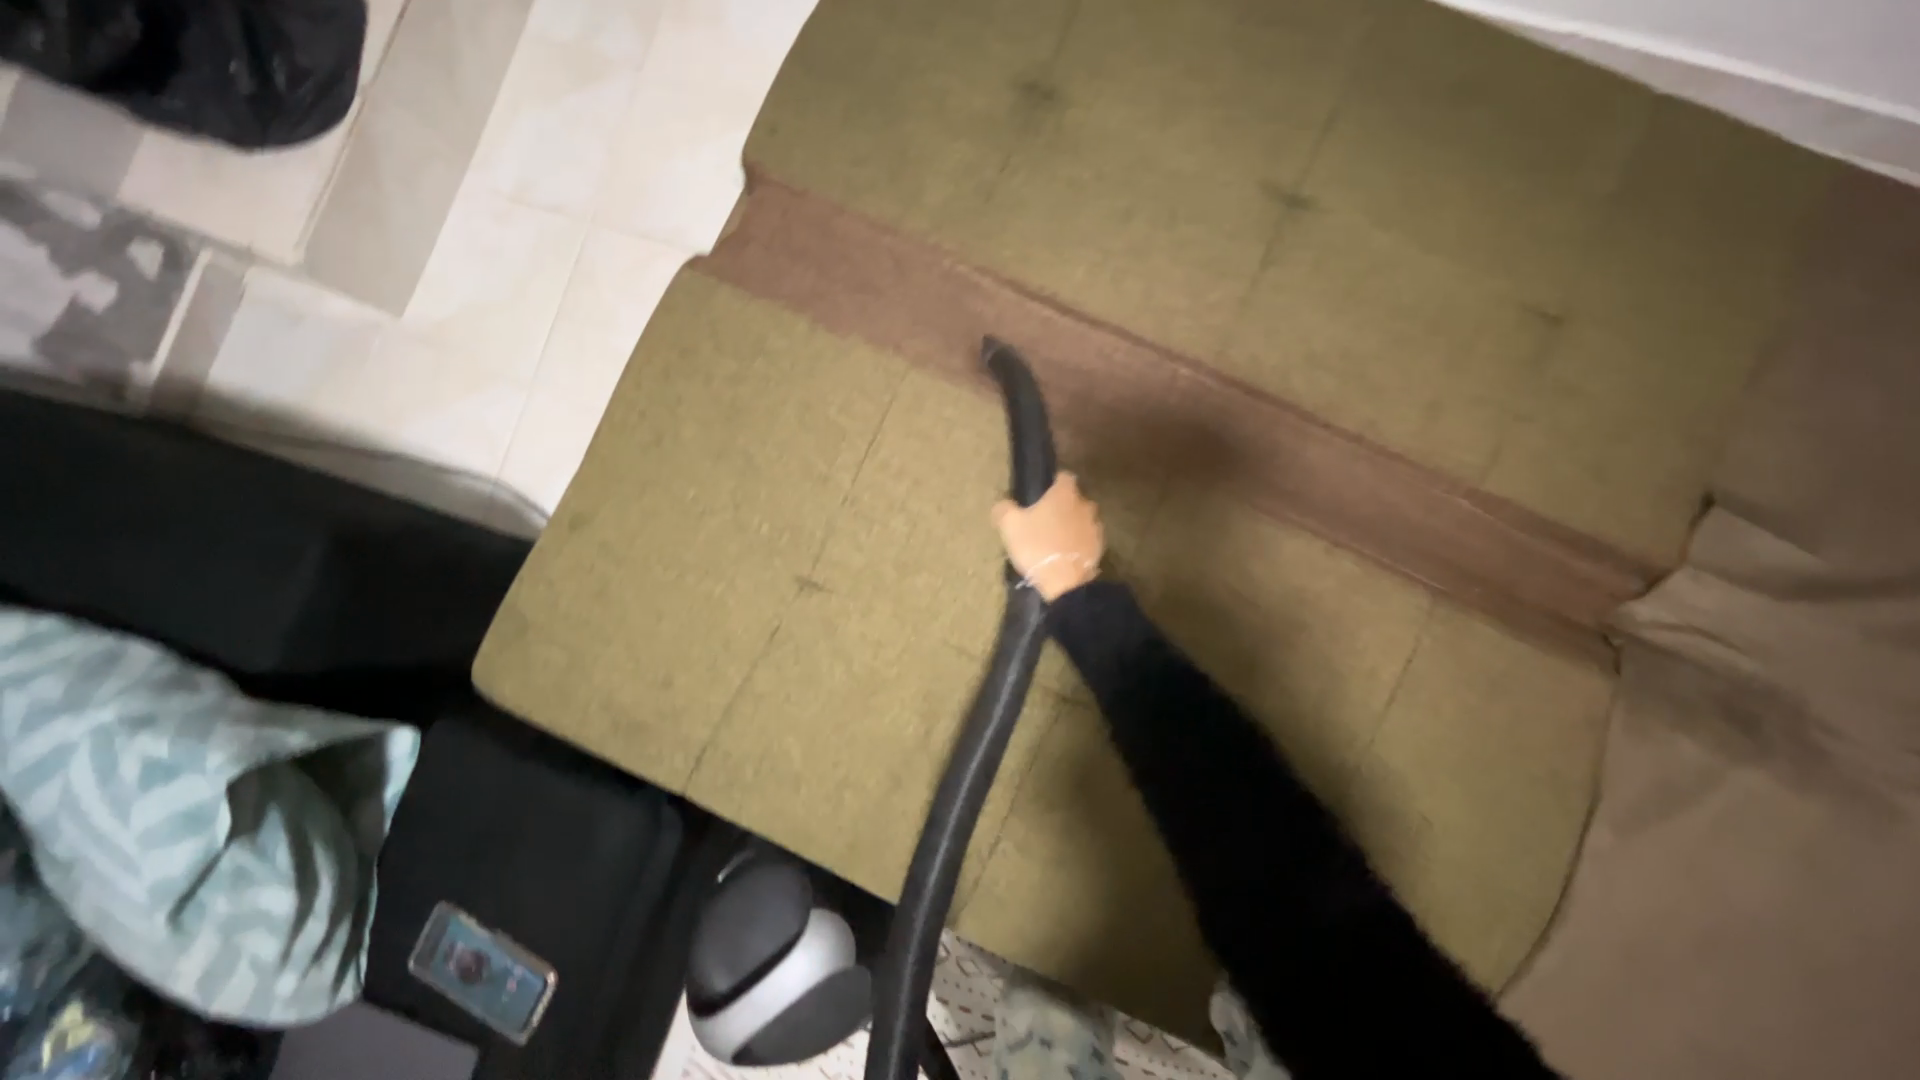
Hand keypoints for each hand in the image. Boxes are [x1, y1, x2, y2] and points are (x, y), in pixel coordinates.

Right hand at [992, 472, 1103, 601]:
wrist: (1065, 581)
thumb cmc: (1037, 546)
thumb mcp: (1010, 526)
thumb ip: (1005, 509)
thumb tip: (1003, 504)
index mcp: (1065, 493)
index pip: (1064, 476)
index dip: (1053, 483)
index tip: (1042, 494)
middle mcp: (1084, 504)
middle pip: (1074, 499)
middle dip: (1062, 506)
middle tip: (1045, 520)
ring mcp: (1095, 526)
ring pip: (1082, 519)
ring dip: (1072, 525)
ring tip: (1055, 539)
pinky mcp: (1100, 547)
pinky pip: (1086, 539)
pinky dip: (1078, 543)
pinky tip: (1065, 554)